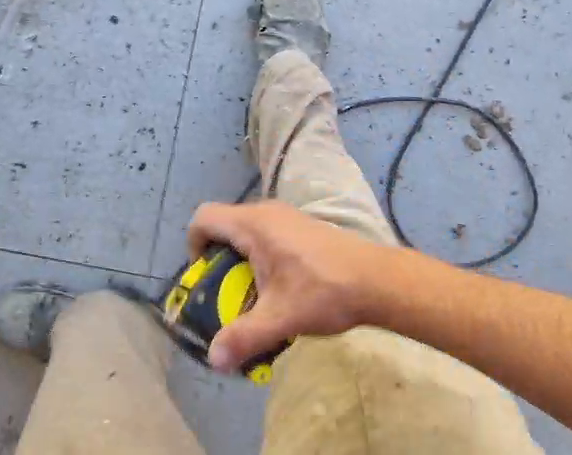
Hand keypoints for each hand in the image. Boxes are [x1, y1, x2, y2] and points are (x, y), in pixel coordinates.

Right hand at [186, 200, 401, 371]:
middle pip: (224, 225)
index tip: (204, 278)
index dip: (194, 245)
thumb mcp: (280, 318)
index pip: (204, 218)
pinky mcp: (302, 226)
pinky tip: (282, 288)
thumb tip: (213, 360)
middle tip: (226, 294)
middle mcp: (265, 211)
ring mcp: (286, 216)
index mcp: (252, 224)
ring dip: (241, 260)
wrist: (378, 280)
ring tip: (254, 295)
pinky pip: (266, 234)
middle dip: (218, 260)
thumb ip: (244, 337)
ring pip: (246, 231)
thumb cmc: (324, 291)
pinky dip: (261, 256)